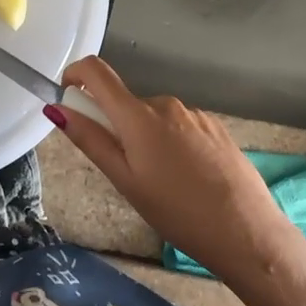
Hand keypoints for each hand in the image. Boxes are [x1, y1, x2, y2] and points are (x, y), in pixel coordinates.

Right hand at [47, 57, 286, 271]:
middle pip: (126, 102)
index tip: (69, 97)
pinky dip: (173, 142)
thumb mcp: (126, 182)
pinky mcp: (216, 126)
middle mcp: (164, 103)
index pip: (96, 71)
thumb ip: (91, 141)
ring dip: (147, 137)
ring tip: (164, 182)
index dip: (75, 74)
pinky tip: (190, 178)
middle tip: (128, 170)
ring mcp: (193, 113)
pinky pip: (180, 125)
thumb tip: (56, 109)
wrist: (249, 234)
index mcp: (137, 115)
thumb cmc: (178, 212)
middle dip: (117, 126)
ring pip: (154, 117)